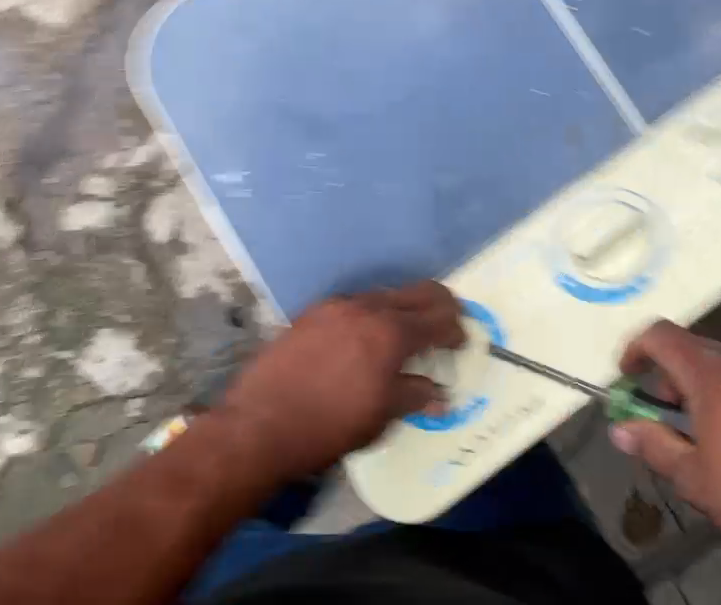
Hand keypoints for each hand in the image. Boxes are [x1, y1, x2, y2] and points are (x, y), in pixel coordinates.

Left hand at [218, 281, 464, 480]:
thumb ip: (414, 396)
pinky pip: (355, 304)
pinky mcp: (311, 314)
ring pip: (384, 295)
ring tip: (408, 332)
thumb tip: (441, 394)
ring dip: (404, 308)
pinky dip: (372, 314)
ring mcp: (336, 307)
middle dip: (439, 305)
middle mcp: (367, 308)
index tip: (462, 341)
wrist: (258, 425)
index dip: (455, 329)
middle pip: (416, 293)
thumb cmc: (328, 427)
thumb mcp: (379, 418)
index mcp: (391, 333)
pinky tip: (366, 337)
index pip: (438, 320)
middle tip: (449, 322)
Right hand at [612, 322, 720, 602]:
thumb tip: (620, 429)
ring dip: (711, 385)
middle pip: (697, 349)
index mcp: (714, 374)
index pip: (661, 335)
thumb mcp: (694, 480)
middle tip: (671, 418)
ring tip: (715, 433)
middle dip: (674, 376)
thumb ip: (653, 445)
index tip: (628, 377)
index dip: (636, 349)